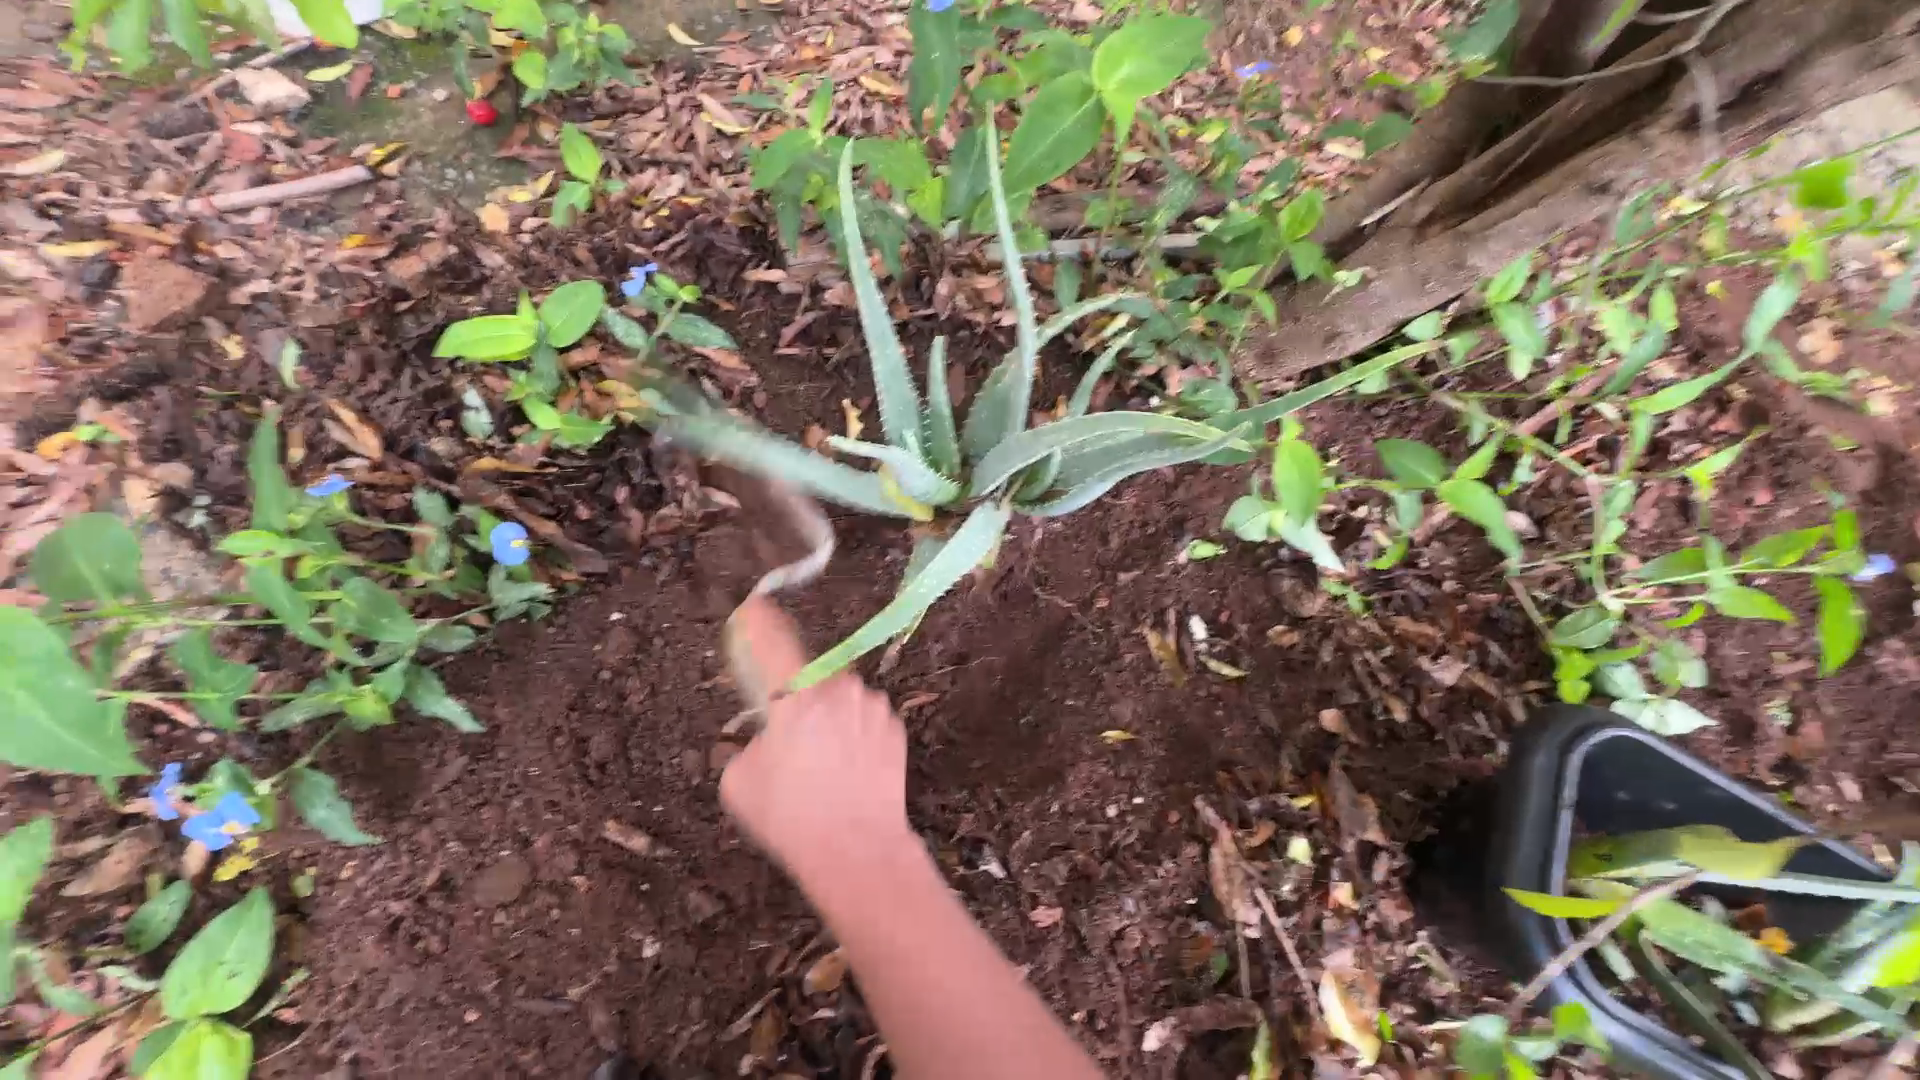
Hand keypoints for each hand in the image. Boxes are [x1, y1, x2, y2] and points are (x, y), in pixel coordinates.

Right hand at [719, 596, 913, 884]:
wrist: (858, 850)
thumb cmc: (791, 817)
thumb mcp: (741, 781)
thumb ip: (751, 742)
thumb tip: (768, 736)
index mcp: (796, 696)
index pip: (774, 641)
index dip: (760, 622)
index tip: (753, 606)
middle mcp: (839, 689)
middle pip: (811, 678)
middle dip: (799, 700)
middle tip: (792, 743)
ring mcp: (873, 706)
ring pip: (841, 701)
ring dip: (829, 720)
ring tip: (823, 769)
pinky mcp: (895, 728)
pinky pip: (865, 720)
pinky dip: (855, 736)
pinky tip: (849, 772)